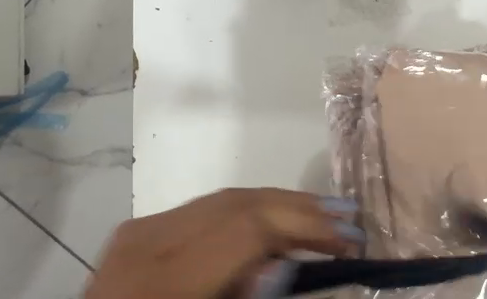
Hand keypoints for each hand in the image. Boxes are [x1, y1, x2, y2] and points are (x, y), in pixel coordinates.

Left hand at [86, 188, 361, 298]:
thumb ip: (249, 297)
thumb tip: (287, 261)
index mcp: (163, 283)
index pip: (247, 229)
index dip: (304, 227)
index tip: (350, 240)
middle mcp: (146, 243)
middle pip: (238, 204)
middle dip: (298, 208)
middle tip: (348, 221)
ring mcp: (137, 231)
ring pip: (221, 198)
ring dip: (276, 203)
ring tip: (322, 214)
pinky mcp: (136, 230)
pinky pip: (202, 209)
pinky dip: (243, 211)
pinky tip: (272, 218)